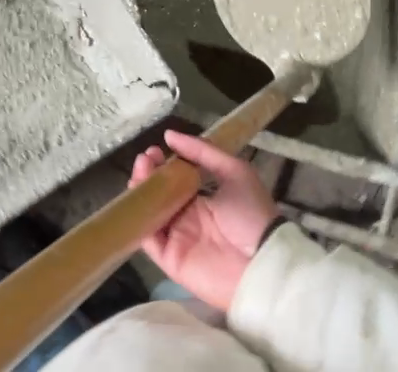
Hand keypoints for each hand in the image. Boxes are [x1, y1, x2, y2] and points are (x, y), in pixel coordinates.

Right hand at [129, 130, 277, 312]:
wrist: (263, 262)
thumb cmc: (252, 214)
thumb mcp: (235, 172)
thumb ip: (204, 151)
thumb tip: (169, 134)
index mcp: (204, 200)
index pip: (175, 179)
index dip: (162, 164)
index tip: (153, 150)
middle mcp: (188, 218)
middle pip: (159, 194)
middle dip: (148, 174)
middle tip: (144, 159)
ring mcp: (178, 239)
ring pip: (150, 213)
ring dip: (140, 192)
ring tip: (138, 173)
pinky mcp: (170, 259)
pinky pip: (148, 240)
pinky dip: (137, 221)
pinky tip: (134, 201)